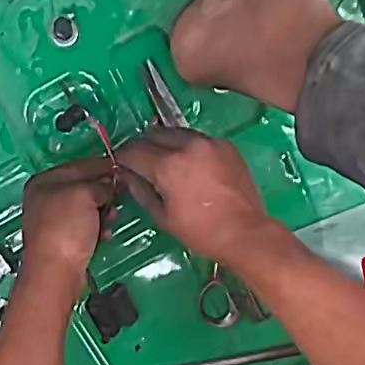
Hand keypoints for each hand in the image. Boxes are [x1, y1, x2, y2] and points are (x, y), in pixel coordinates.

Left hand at [19, 157, 114, 281]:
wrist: (56, 272)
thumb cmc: (64, 229)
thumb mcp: (84, 194)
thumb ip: (99, 184)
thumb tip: (110, 184)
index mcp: (44, 182)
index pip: (78, 165)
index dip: (101, 166)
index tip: (120, 168)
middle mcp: (46, 200)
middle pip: (82, 188)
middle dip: (103, 191)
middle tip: (120, 193)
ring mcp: (54, 222)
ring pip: (86, 209)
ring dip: (103, 211)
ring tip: (113, 215)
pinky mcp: (64, 241)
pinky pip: (86, 228)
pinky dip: (97, 228)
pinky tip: (105, 232)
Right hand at [115, 128, 285, 264]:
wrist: (244, 232)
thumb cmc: (200, 232)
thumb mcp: (163, 217)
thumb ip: (142, 191)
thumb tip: (128, 177)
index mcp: (168, 165)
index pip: (134, 151)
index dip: (123, 158)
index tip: (120, 164)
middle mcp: (187, 146)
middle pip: (154, 134)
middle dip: (143, 146)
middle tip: (142, 162)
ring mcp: (209, 142)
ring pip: (177, 132)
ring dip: (166, 143)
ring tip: (165, 161)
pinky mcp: (226, 145)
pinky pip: (199, 139)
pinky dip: (189, 147)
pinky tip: (191, 164)